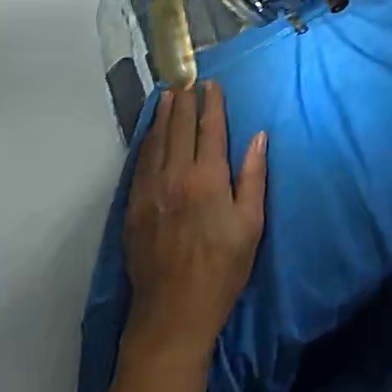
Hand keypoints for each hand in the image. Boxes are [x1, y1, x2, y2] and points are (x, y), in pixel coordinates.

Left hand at [122, 80, 267, 361]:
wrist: (173, 312)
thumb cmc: (222, 269)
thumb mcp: (250, 224)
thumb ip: (253, 177)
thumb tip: (258, 137)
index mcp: (208, 178)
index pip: (210, 129)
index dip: (212, 104)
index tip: (212, 84)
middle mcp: (176, 175)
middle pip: (180, 128)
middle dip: (185, 101)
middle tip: (187, 79)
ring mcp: (150, 189)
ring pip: (157, 140)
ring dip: (164, 114)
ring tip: (169, 94)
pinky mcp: (133, 205)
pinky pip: (140, 162)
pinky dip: (147, 140)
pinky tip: (151, 132)